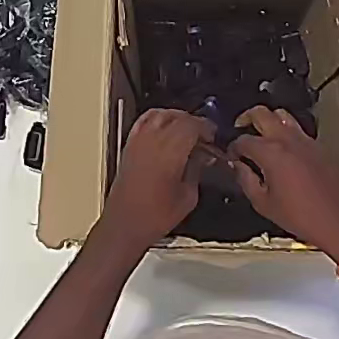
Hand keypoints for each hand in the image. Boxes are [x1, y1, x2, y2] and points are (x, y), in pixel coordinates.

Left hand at [98, 108, 212, 251]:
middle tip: (204, 135)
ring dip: (175, 118)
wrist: (125, 224)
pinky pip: (143, 121)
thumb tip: (202, 156)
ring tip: (187, 131)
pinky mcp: (129, 146)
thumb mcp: (188, 196)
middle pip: (176, 116)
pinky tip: (164, 129)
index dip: (206, 126)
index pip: (191, 124)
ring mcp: (138, 141)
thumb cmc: (154, 216)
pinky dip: (156, 119)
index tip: (213, 135)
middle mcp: (151, 141)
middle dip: (193, 122)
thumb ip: (196, 169)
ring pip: (159, 114)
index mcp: (170, 151)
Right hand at [229, 105, 338, 262]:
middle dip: (245, 119)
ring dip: (268, 119)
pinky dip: (285, 130)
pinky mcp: (319, 146)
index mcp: (270, 152)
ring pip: (282, 114)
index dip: (232, 147)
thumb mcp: (263, 203)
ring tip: (261, 133)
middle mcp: (287, 139)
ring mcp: (306, 140)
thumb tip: (237, 166)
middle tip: (240, 129)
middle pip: (261, 113)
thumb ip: (245, 179)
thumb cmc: (302, 216)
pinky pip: (298, 128)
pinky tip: (282, 147)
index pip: (243, 140)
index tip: (231, 155)